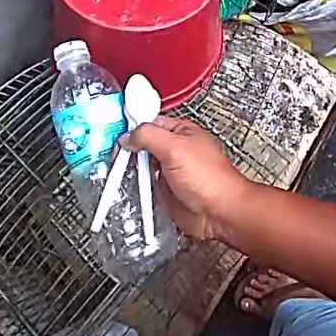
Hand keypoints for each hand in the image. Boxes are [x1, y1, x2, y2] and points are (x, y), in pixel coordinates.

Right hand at [121, 117, 251, 241]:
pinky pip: (146, 187)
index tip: (117, 132)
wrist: (220, 213)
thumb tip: (129, 135)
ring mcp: (170, 172)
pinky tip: (128, 189)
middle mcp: (175, 151)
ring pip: (143, 167)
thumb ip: (149, 136)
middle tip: (115, 155)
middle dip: (130, 150)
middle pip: (144, 145)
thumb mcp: (175, 148)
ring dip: (132, 170)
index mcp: (180, 132)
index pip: (151, 122)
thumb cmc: (210, 179)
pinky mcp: (166, 192)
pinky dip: (137, 188)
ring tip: (118, 173)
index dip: (134, 126)